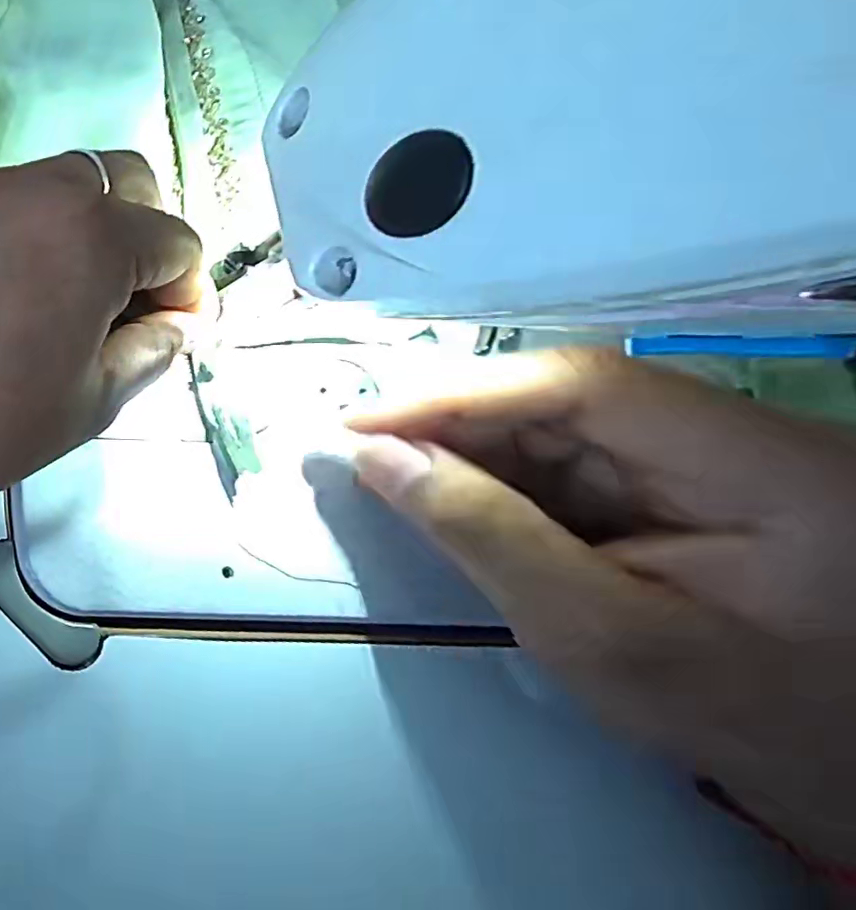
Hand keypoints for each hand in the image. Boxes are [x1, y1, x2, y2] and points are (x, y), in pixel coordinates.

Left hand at [0, 150, 202, 684]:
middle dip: (144, 234)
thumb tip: (175, 321)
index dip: (185, 291)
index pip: (175, 241)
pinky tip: (8, 288)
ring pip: (63, 181)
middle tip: (125, 299)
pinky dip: (31, 229)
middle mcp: (36, 191)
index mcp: (91, 235)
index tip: (168, 331)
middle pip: (126, 182)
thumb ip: (153, 347)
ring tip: (68, 291)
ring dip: (88, 223)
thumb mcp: (94, 400)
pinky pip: (5, 203)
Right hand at [348, 349, 855, 868]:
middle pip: (564, 399)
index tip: (362, 422)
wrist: (854, 783)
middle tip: (365, 450)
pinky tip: (450, 495)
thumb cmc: (743, 721)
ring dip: (466, 449)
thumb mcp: (596, 635)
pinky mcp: (686, 486)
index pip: (585, 387)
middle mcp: (748, 442)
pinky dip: (495, 475)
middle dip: (453, 423)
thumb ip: (481, 534)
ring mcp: (719, 462)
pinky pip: (567, 459)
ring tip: (393, 473)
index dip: (459, 392)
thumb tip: (374, 454)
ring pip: (555, 425)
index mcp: (768, 470)